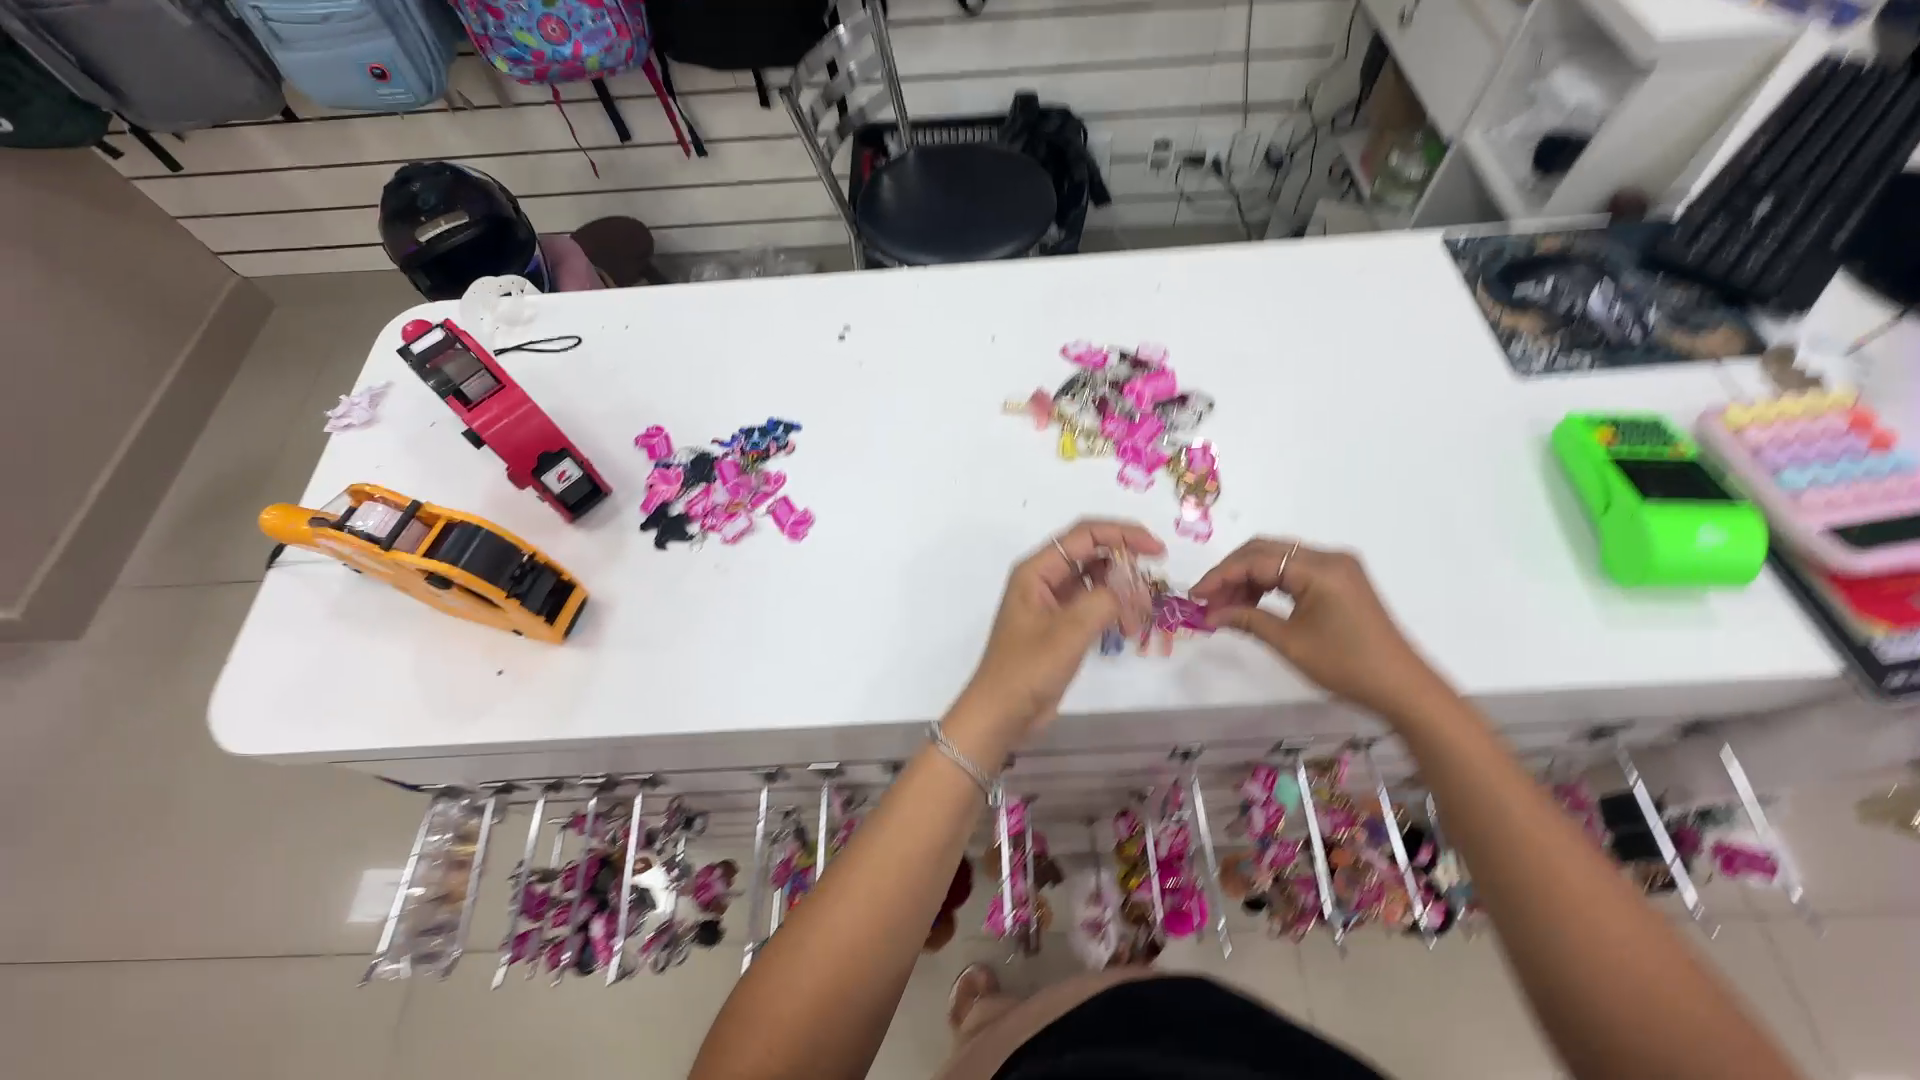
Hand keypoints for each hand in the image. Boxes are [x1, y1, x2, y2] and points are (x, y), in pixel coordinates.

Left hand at [960, 520, 1165, 735]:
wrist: (1002, 712)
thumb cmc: (1028, 669)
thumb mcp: (1069, 631)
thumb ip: (1104, 601)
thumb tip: (1133, 590)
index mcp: (1037, 570)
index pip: (1085, 535)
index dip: (1123, 535)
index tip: (1157, 550)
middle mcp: (1044, 580)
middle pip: (1091, 554)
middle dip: (1125, 564)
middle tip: (1154, 585)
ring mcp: (1052, 604)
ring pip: (1095, 581)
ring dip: (1122, 591)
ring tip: (1143, 613)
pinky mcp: (1061, 627)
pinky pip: (1093, 605)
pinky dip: (1114, 611)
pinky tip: (1130, 628)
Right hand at [1191, 538, 1447, 718]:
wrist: (1401, 686)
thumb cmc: (1346, 666)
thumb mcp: (1290, 643)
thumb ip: (1247, 621)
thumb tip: (1209, 615)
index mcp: (1320, 569)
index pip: (1257, 559)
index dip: (1221, 575)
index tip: (1195, 596)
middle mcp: (1330, 557)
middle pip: (1267, 551)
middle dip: (1232, 573)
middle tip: (1207, 601)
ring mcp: (1338, 567)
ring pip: (1280, 559)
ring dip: (1249, 578)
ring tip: (1226, 606)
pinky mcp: (1342, 580)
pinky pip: (1296, 571)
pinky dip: (1270, 583)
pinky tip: (1252, 604)